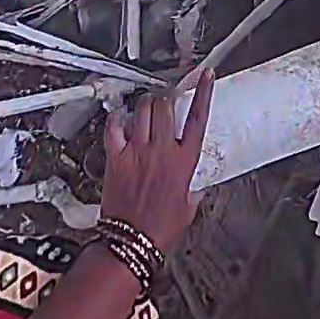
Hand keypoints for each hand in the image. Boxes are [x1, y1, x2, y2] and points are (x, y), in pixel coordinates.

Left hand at [101, 68, 213, 252]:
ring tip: (144, 109)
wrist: (131, 242)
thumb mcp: (188, 208)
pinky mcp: (117, 156)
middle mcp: (162, 151)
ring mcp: (138, 151)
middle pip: (165, 105)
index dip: (203, 93)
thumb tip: (198, 185)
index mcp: (184, 161)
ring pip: (142, 110)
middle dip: (165, 98)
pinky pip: (114, 126)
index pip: (198, 118)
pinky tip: (119, 119)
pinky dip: (116, 118)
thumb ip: (194, 190)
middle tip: (164, 101)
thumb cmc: (160, 228)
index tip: (205, 76)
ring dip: (144, 105)